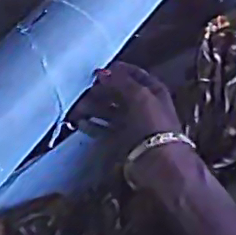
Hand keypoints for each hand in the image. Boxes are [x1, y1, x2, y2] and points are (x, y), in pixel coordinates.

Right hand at [82, 62, 196, 188]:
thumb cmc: (151, 123)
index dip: (117, 71)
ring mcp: (133, 124)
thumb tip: (102, 73)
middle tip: (82, 91)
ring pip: (111, 111)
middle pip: (119, 93)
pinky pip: (106, 129)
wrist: (158, 163)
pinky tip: (81, 123)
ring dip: (94, 108)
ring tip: (76, 108)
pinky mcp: (124, 141)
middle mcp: (144, 105)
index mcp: (153, 91)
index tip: (97, 72)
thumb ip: (120, 82)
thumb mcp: (139, 96)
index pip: (134, 74)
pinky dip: (94, 125)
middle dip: (101, 91)